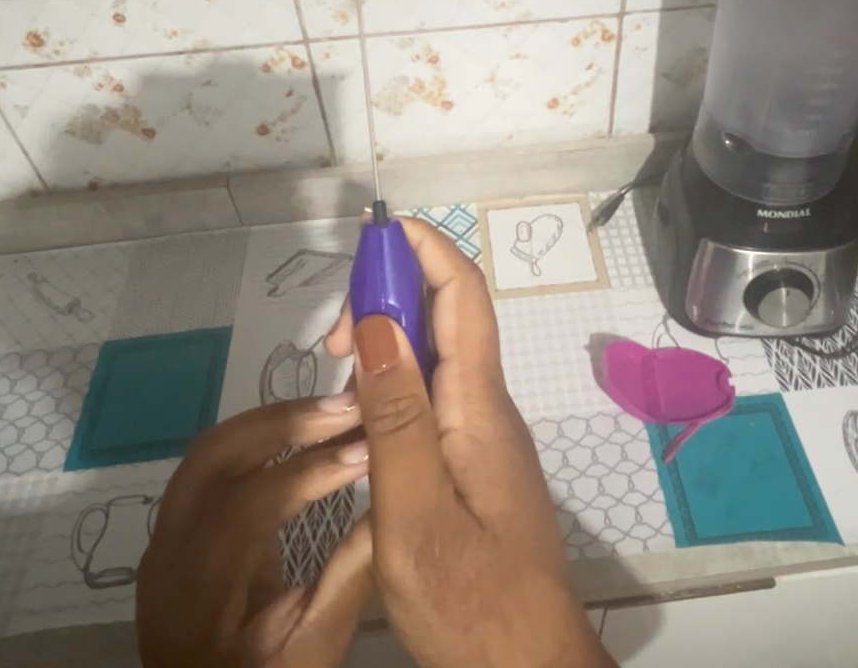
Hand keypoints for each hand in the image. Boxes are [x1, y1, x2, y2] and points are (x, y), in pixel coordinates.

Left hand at [137, 395, 374, 667]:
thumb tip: (397, 506)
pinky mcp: (181, 525)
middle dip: (286, 421)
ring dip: (274, 420)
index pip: (249, 505)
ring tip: (335, 408)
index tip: (369, 448)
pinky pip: (215, 462)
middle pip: (216, 454)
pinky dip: (262, 436)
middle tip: (350, 406)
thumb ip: (348, 578)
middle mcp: (168, 549)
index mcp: (195, 590)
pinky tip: (307, 431)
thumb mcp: (311, 649)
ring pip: (212, 448)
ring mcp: (167, 533)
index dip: (311, 470)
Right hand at [324, 217, 612, 667]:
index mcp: (477, 404)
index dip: (425, 248)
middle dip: (390, 297)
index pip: (462, 295)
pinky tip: (364, 410)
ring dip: (388, 339)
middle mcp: (485, 404)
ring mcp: (481, 430)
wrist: (526, 664)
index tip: (375, 232)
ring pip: (437, 353)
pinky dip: (395, 379)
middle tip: (332, 340)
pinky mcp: (472, 457)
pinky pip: (434, 391)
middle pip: (447, 315)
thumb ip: (396, 417)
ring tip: (338, 369)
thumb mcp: (413, 513)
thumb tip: (377, 321)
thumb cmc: (469, 598)